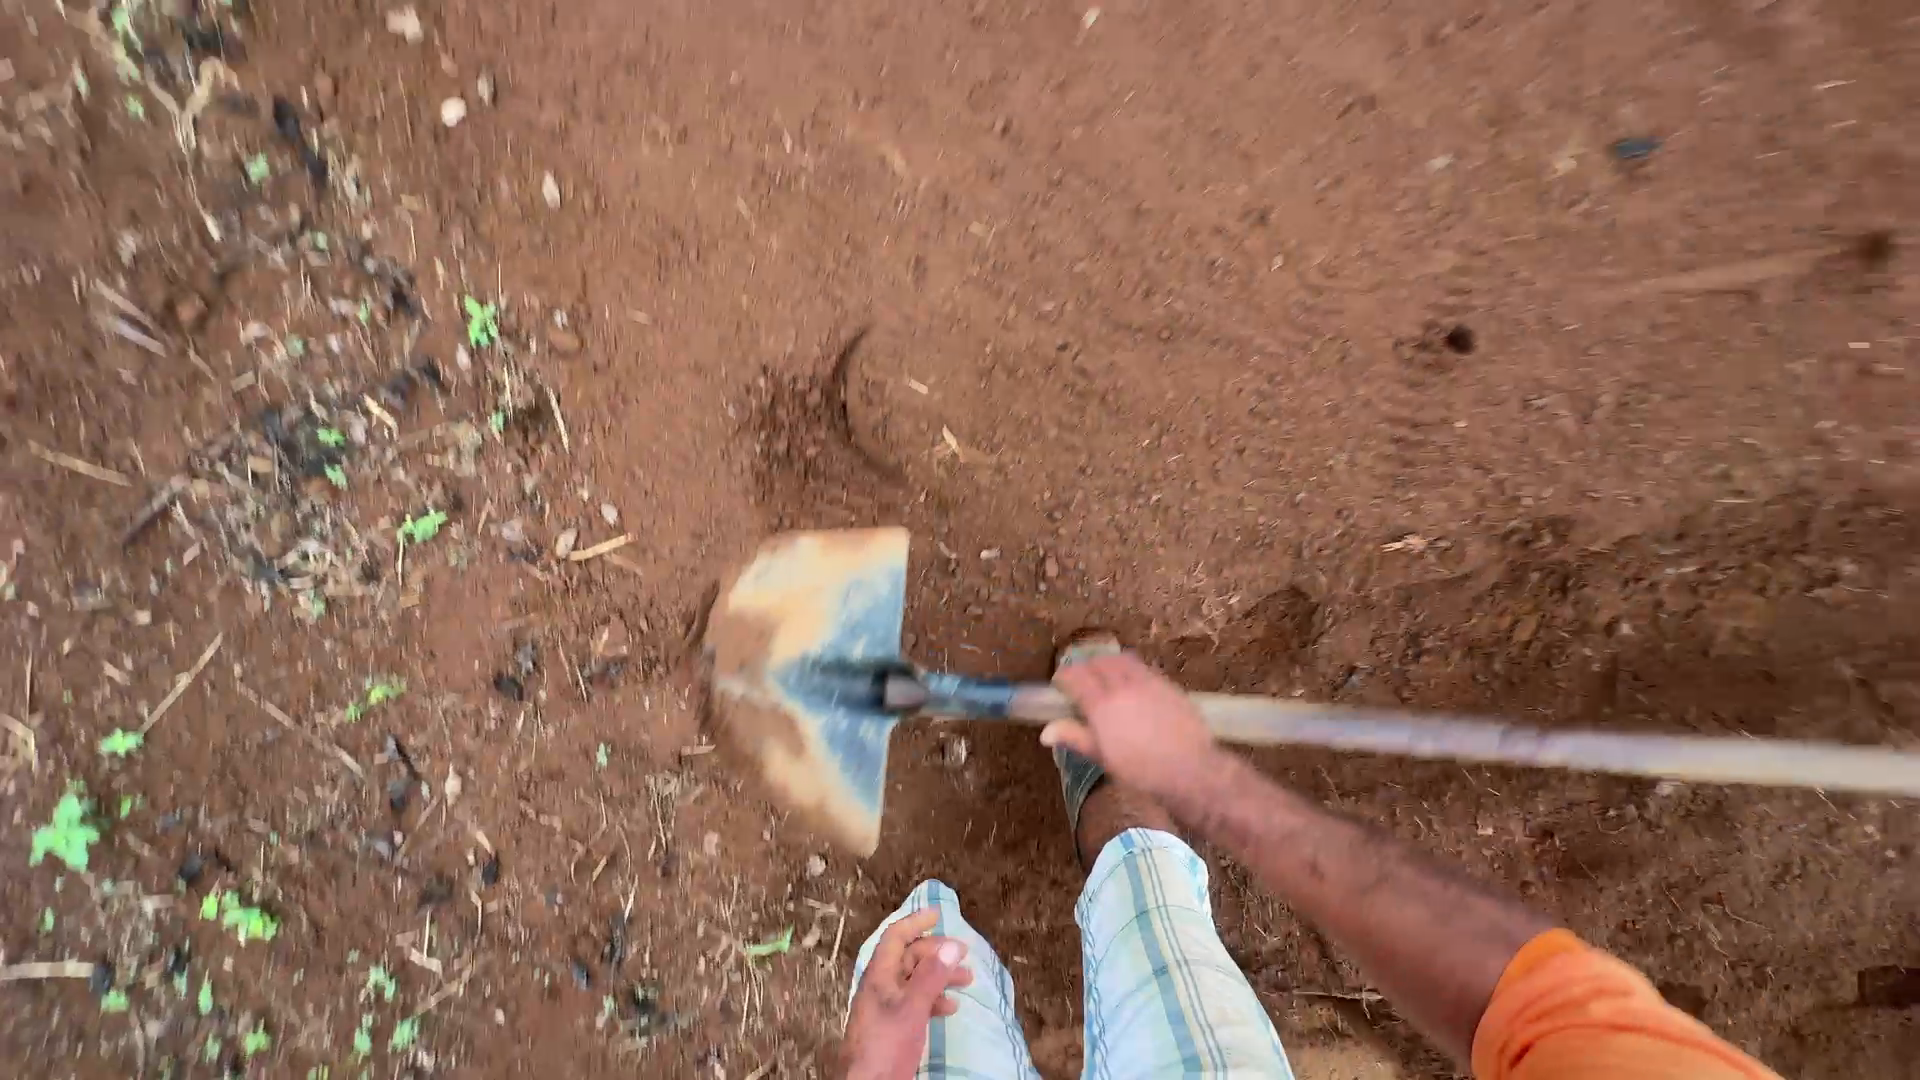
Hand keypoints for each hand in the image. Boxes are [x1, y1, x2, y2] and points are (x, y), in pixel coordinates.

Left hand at [843, 909, 972, 1079]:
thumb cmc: (886, 1044)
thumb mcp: (912, 1008)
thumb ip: (931, 976)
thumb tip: (952, 944)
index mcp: (879, 974)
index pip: (895, 937)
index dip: (915, 922)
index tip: (938, 914)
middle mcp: (881, 986)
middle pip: (909, 957)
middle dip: (936, 952)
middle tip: (964, 955)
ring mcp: (886, 1008)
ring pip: (915, 980)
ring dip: (940, 976)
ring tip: (966, 980)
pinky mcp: (892, 1028)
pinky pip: (915, 1002)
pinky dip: (934, 1000)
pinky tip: (950, 1008)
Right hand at [1044, 652, 1217, 799]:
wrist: (1189, 770)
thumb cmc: (1141, 771)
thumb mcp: (1103, 758)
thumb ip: (1075, 738)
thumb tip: (1045, 732)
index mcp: (1102, 705)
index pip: (1076, 677)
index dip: (1064, 676)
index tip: (1059, 683)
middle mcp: (1122, 686)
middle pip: (1097, 663)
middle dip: (1085, 667)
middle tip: (1081, 680)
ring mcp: (1147, 682)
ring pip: (1121, 659)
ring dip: (1108, 663)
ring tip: (1105, 675)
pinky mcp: (1167, 684)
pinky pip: (1143, 667)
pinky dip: (1130, 668)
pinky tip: (1132, 683)